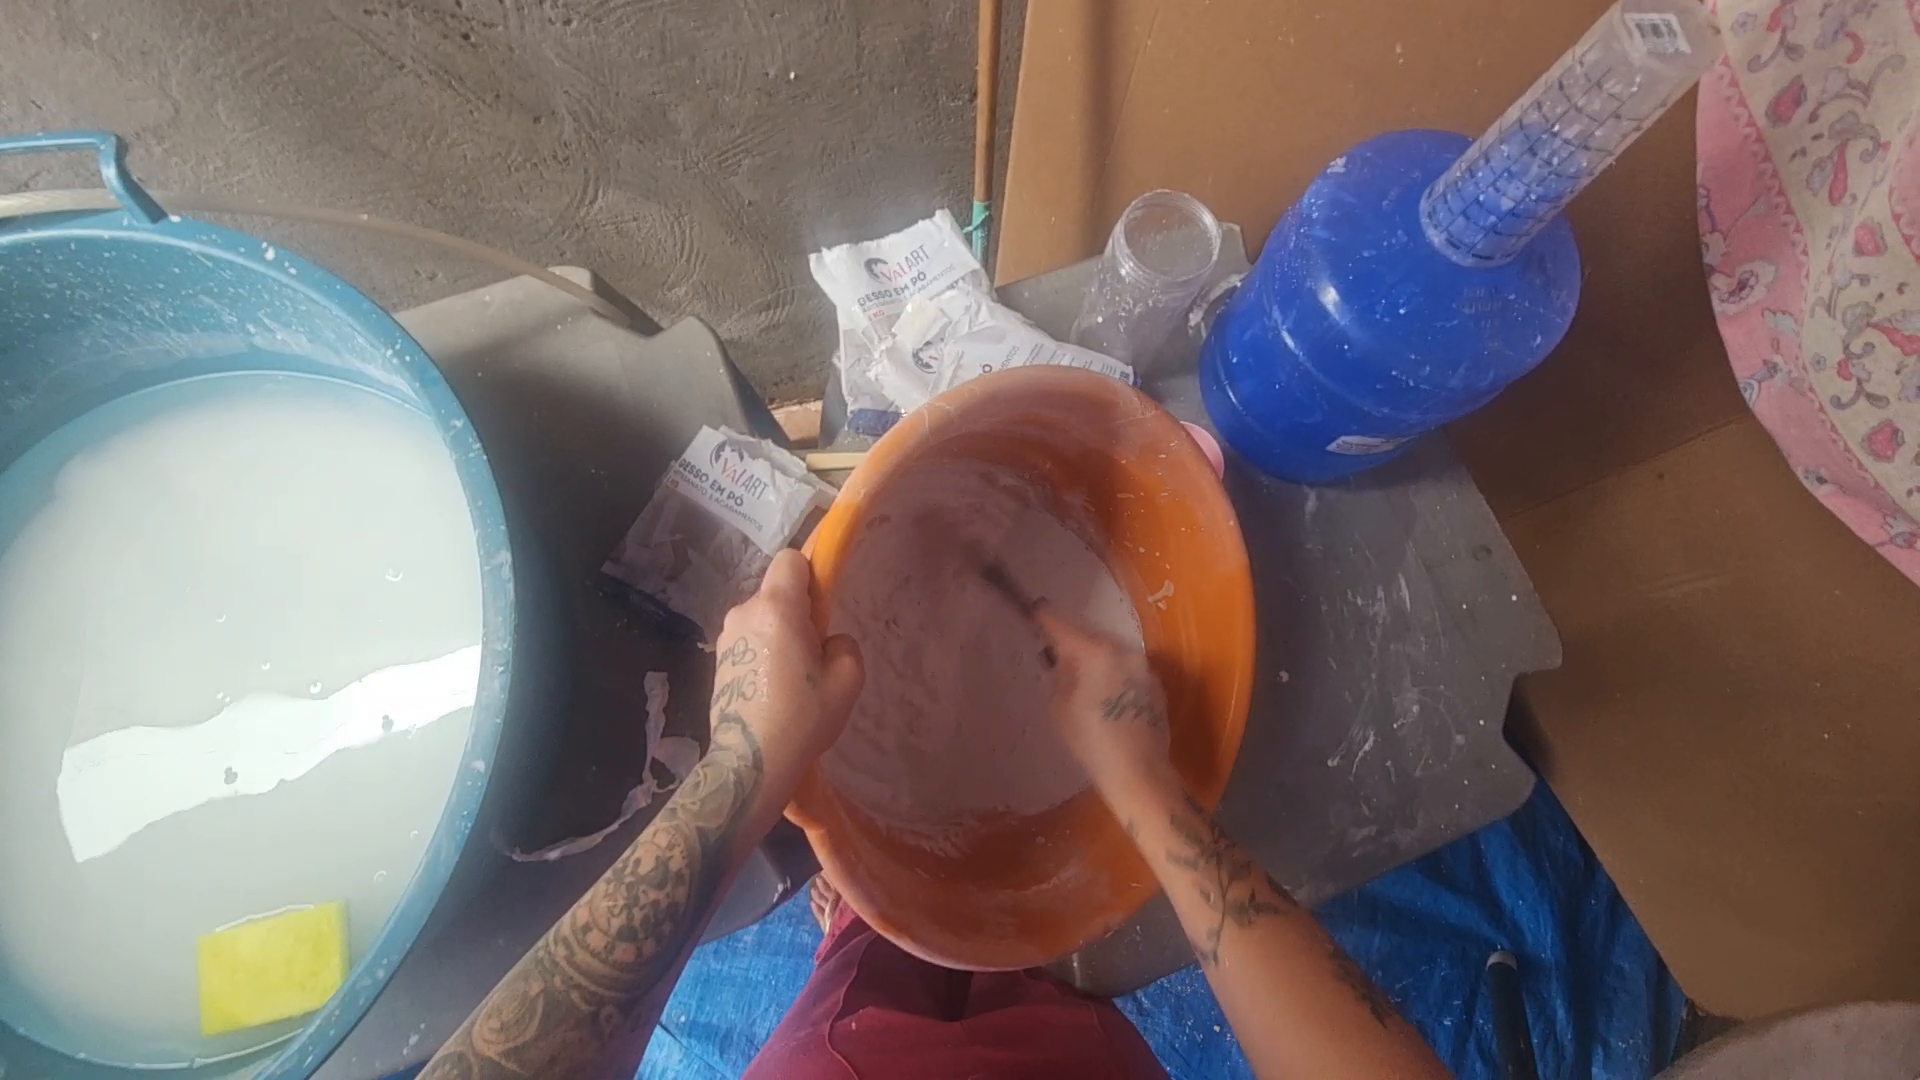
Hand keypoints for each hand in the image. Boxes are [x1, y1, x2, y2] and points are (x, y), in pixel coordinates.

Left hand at [710, 550, 864, 775]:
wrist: (751, 763)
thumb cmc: (803, 716)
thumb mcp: (848, 678)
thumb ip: (843, 643)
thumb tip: (825, 642)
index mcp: (777, 608)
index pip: (790, 559)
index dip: (811, 573)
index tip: (823, 606)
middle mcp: (744, 613)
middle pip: (777, 591)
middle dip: (798, 610)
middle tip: (813, 652)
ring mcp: (726, 637)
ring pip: (762, 617)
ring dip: (779, 633)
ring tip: (792, 676)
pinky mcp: (718, 661)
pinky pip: (749, 640)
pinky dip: (763, 652)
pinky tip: (772, 688)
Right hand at [1035, 608, 1170, 796]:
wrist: (1139, 772)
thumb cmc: (1092, 741)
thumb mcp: (1060, 707)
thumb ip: (1060, 674)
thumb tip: (1061, 658)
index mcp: (1097, 653)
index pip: (1064, 628)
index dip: (1046, 618)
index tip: (1035, 609)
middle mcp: (1124, 652)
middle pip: (1091, 638)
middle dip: (1074, 643)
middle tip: (1056, 654)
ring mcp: (1144, 668)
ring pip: (1112, 654)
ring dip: (1096, 660)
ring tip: (1082, 680)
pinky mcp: (1156, 685)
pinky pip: (1127, 671)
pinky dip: (1114, 675)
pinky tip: (1106, 697)